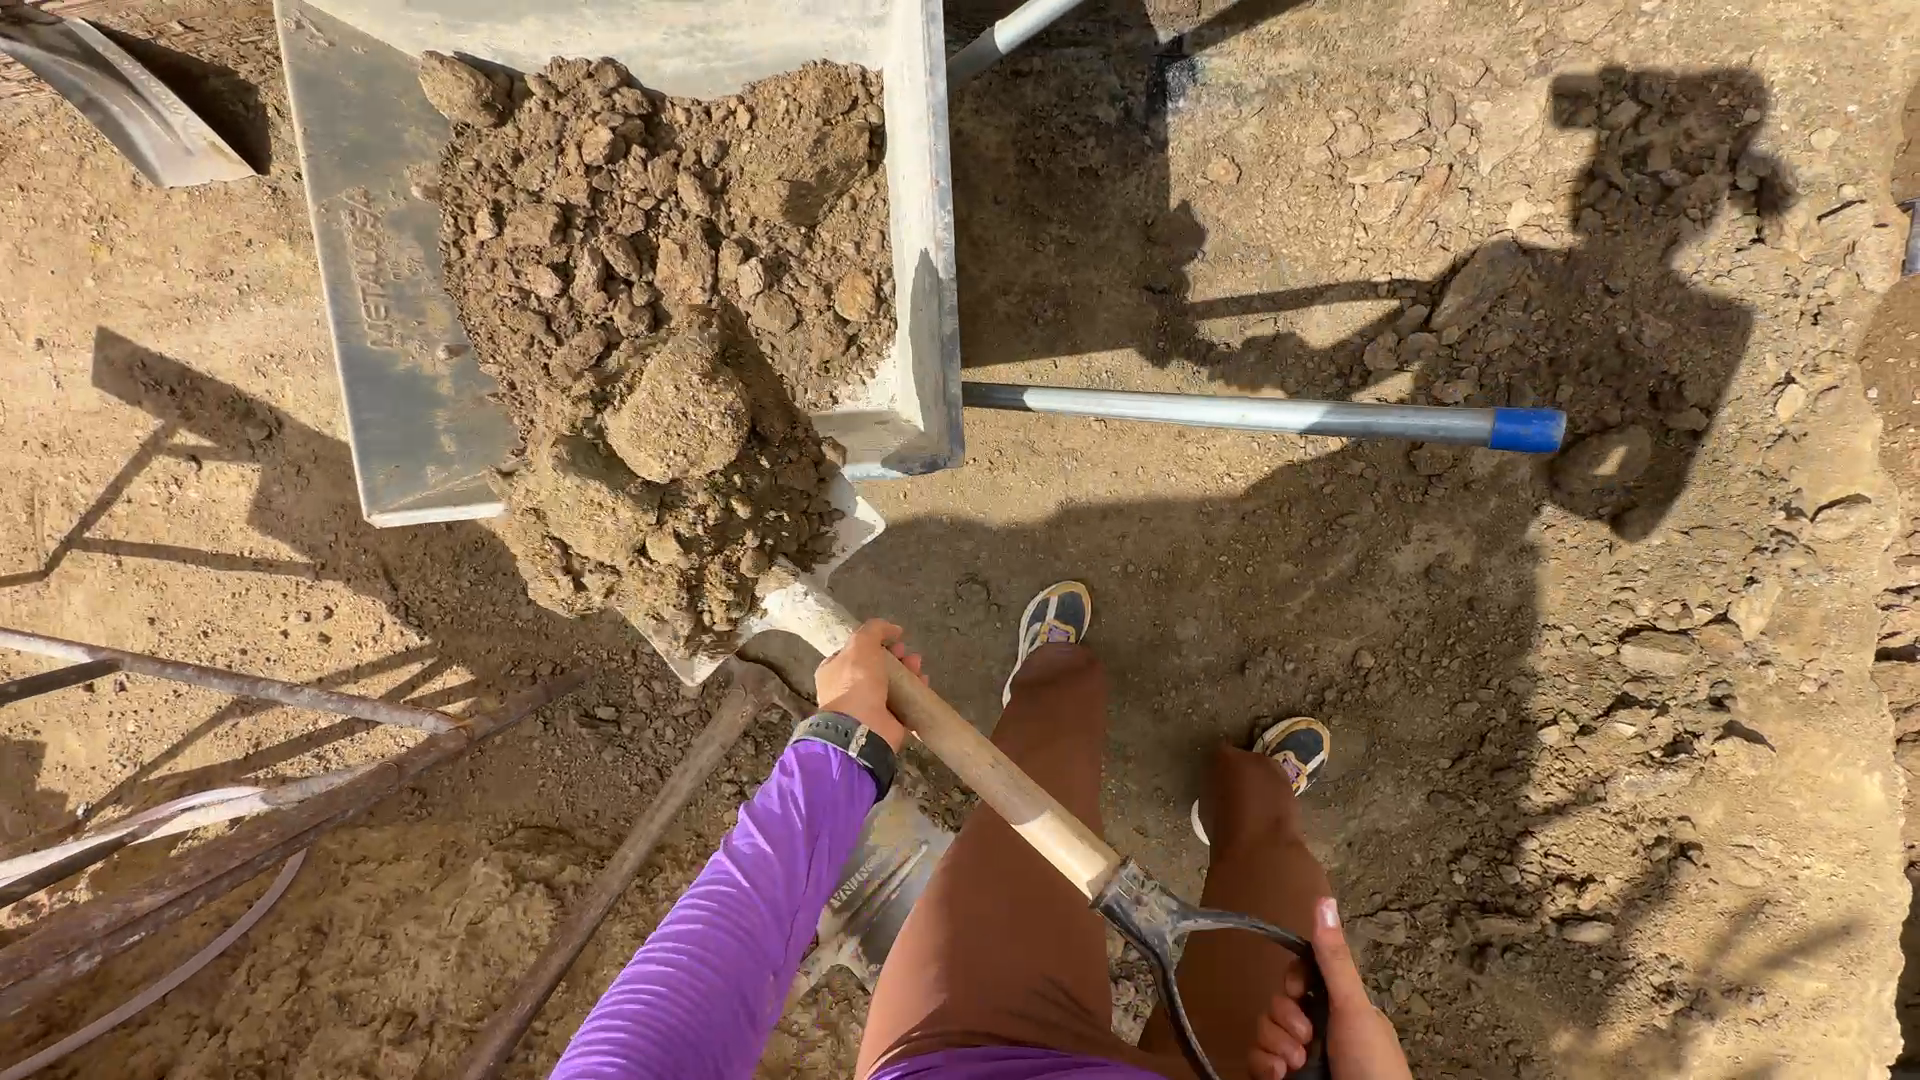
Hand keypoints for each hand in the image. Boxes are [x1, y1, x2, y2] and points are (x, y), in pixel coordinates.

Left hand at [814, 619, 924, 751]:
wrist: (863, 727)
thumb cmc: (856, 682)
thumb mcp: (861, 644)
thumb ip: (874, 629)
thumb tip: (893, 628)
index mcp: (834, 671)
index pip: (855, 652)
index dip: (876, 644)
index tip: (893, 640)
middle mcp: (848, 690)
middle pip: (877, 667)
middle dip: (896, 657)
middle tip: (908, 654)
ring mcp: (868, 708)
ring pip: (892, 684)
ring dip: (908, 672)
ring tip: (918, 666)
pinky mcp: (887, 722)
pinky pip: (904, 703)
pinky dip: (915, 692)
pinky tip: (923, 683)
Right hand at [1249, 897, 1411, 1079]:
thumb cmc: (1372, 1069)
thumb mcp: (1354, 1010)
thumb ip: (1333, 960)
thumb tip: (1323, 898)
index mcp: (1340, 1010)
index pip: (1300, 978)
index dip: (1293, 981)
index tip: (1298, 991)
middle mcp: (1318, 1031)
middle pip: (1278, 1002)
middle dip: (1284, 1018)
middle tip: (1305, 1037)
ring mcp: (1300, 1058)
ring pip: (1264, 1029)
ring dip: (1275, 1043)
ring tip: (1295, 1064)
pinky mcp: (1282, 1079)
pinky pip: (1255, 1059)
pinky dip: (1263, 1064)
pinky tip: (1279, 1075)